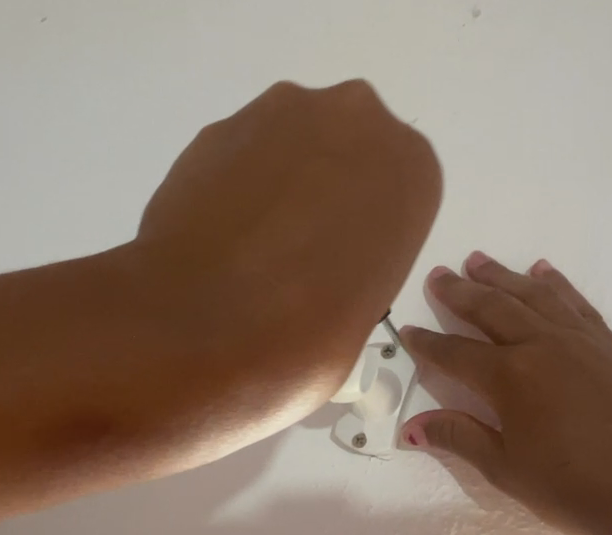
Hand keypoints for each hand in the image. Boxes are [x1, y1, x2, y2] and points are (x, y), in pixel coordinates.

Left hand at [132, 81, 440, 420]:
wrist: (201, 330)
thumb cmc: (302, 341)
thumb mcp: (360, 321)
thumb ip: (355, 276)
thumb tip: (321, 282)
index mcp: (410, 172)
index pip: (396, 197)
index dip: (363, 238)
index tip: (339, 272)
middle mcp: (355, 120)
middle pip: (344, 158)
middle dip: (322, 199)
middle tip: (293, 260)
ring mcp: (279, 115)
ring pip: (287, 151)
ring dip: (275, 191)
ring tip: (247, 255)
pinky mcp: (216, 131)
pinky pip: (235, 161)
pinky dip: (229, 194)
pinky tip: (215, 244)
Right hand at [401, 252, 611, 534]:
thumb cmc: (572, 490)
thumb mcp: (505, 469)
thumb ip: (459, 437)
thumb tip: (411, 427)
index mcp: (509, 377)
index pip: (456, 354)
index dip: (428, 345)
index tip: (406, 332)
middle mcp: (543, 346)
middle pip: (493, 310)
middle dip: (461, 293)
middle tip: (439, 275)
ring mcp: (582, 342)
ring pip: (535, 297)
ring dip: (504, 277)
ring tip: (480, 261)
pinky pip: (576, 304)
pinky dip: (556, 285)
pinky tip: (544, 273)